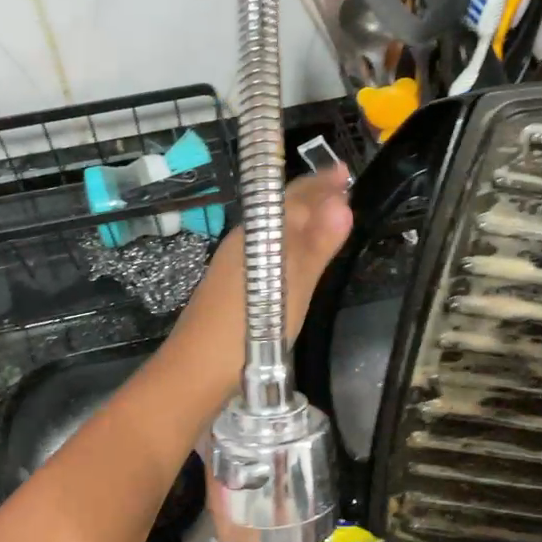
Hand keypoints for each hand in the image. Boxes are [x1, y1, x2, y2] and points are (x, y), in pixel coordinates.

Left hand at [164, 165, 353, 377]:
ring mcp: (235, 266)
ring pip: (273, 232)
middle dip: (312, 198)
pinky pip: (267, 253)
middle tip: (340, 188)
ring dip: (301, 222)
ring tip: (326, 218)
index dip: (321, 183)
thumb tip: (342, 203)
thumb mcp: (291, 285)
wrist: (197, 370)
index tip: (344, 172)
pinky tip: (295, 259)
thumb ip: (316, 246)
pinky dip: (289, 246)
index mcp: (257, 233)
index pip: (295, 196)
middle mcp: (244, 242)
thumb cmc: (249, 327)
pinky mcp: (232, 289)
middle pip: (281, 211)